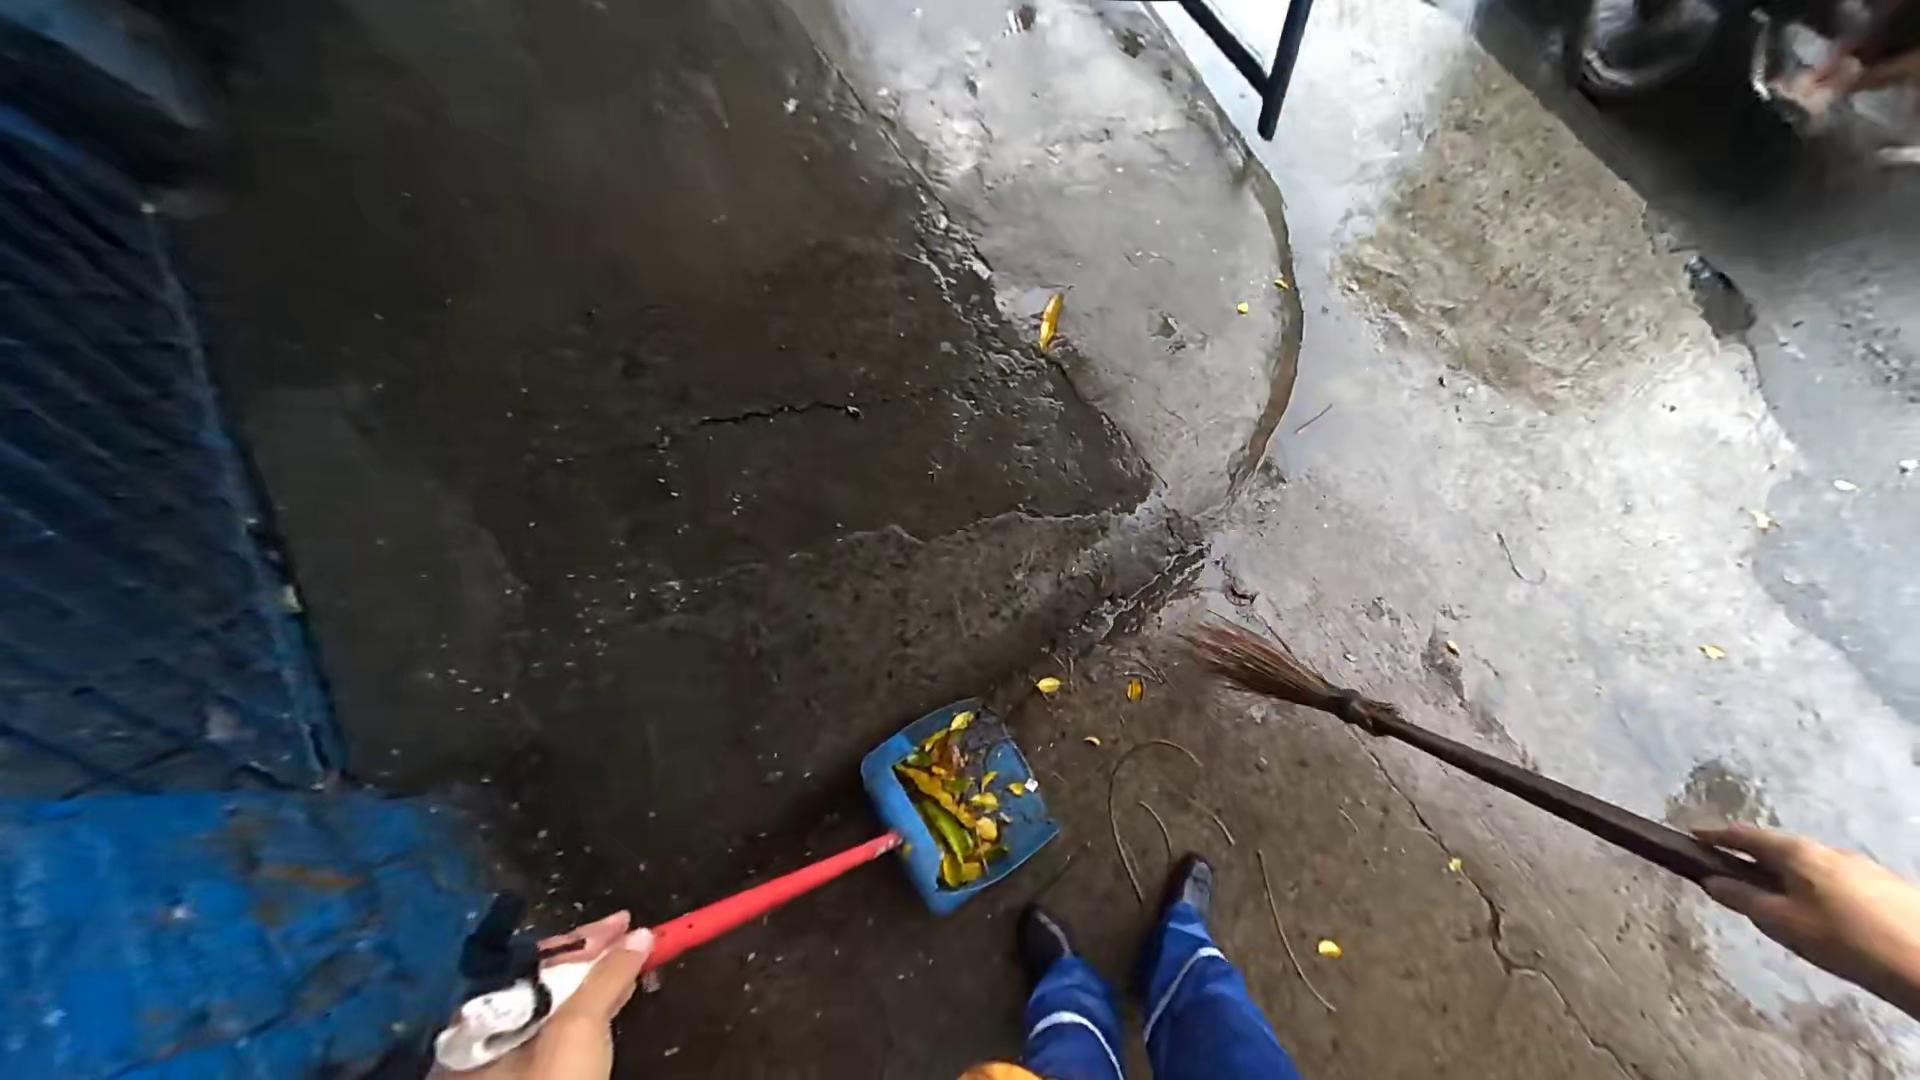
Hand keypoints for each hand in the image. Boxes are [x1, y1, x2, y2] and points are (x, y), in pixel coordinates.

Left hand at [448, 911, 654, 1079]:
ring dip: (595, 979)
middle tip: (631, 933)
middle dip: (591, 956)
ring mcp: (501, 1067)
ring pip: (552, 1006)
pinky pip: (555, 1031)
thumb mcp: (581, 1029)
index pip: (532, 962)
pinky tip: (615, 997)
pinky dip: (589, 1008)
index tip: (623, 920)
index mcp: (479, 1025)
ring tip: (632, 959)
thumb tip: (639, 934)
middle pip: (542, 981)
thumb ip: (608, 976)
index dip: (581, 938)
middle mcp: (483, 1042)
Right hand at [1697, 825, 1919, 1018]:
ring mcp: (1874, 871)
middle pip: (1783, 848)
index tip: (1692, 836)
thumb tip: (1712, 881)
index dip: (1712, 835)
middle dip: (1759, 857)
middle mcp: (1833, 852)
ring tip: (1790, 899)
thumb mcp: (1778, 921)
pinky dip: (1829, 890)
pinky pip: (1850, 883)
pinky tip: (1837, 915)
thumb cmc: (1846, 941)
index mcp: (1796, 851)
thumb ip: (1739, 897)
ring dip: (1797, 875)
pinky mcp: (1903, 894)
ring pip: (1820, 866)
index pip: (1741, 834)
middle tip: (1740, 873)